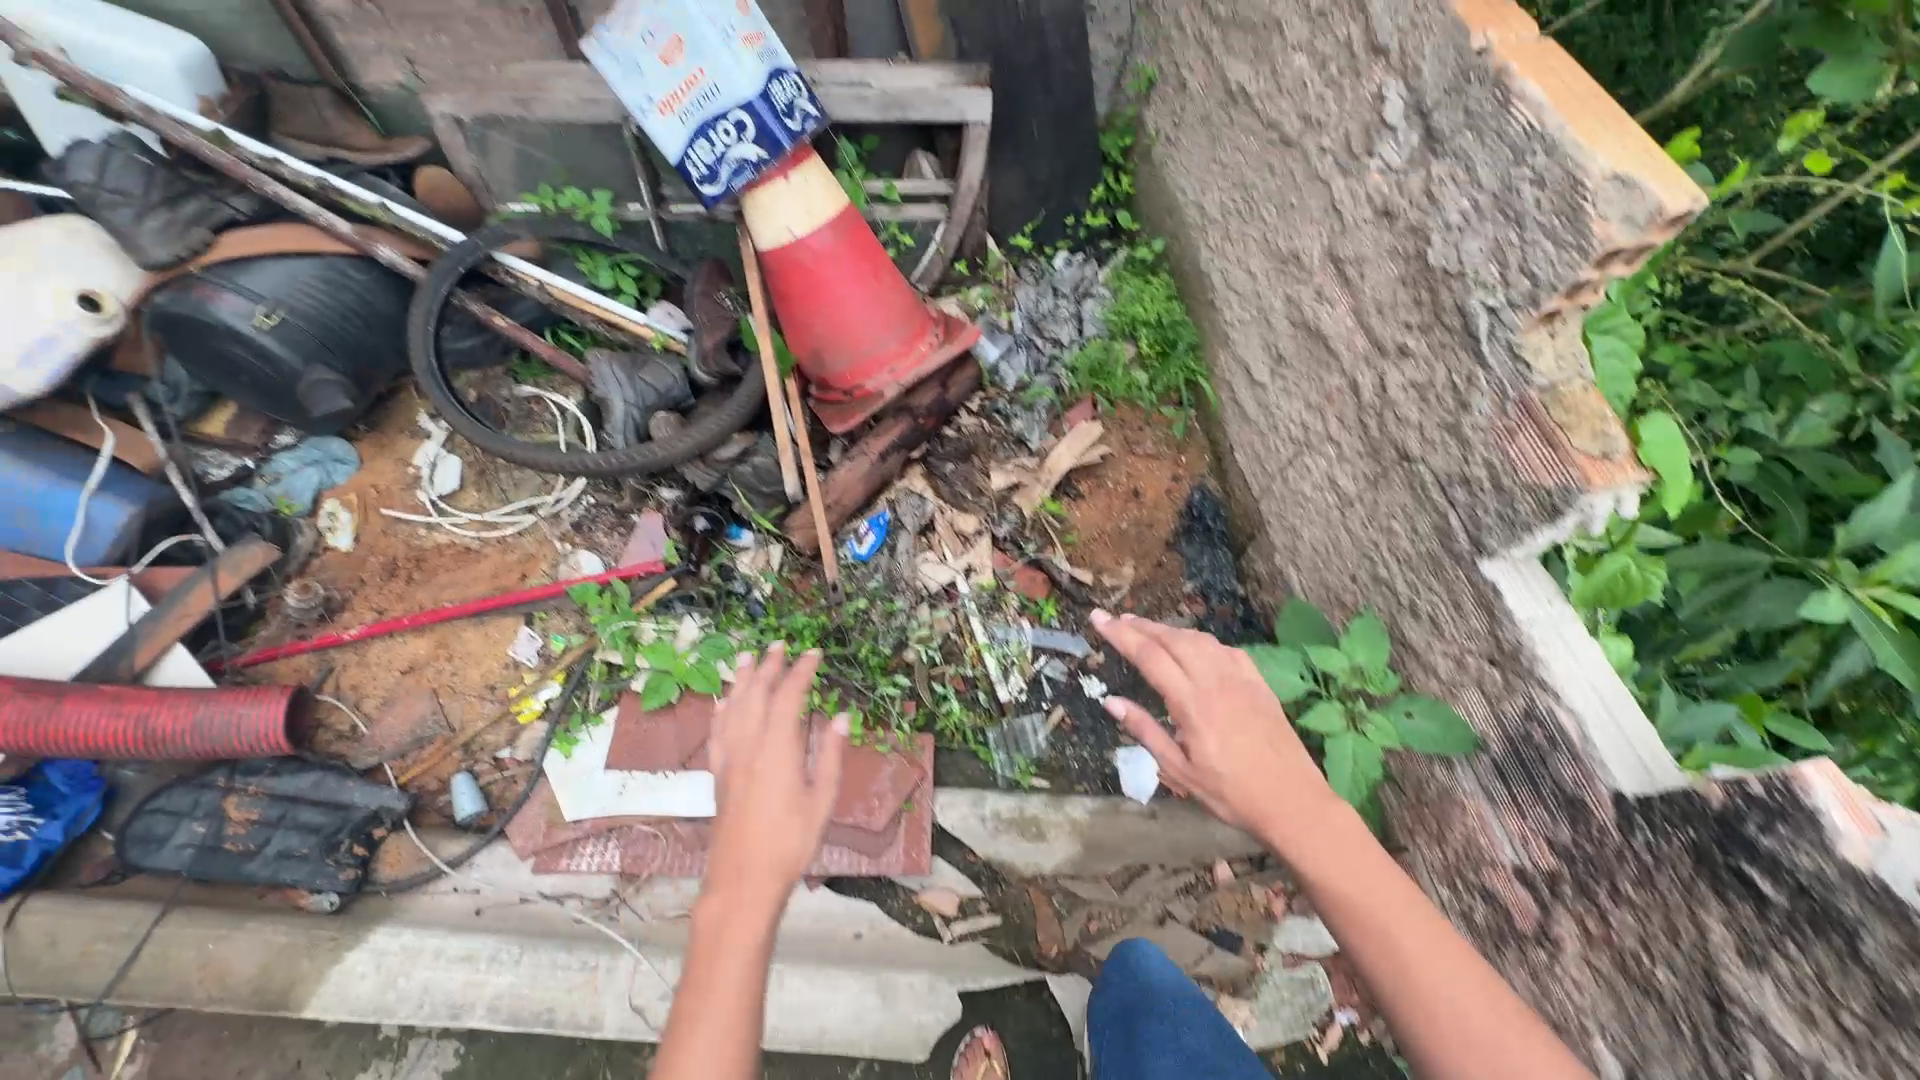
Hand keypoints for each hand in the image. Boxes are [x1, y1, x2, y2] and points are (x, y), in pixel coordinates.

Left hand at [704, 644, 847, 908]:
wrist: (743, 878)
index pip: (789, 696)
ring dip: (742, 679)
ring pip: (733, 707)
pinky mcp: (718, 774)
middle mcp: (749, 745)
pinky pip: (718, 731)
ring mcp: (729, 759)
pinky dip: (722, 709)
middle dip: (769, 666)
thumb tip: (839, 716)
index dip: (801, 671)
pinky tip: (723, 702)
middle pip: (757, 694)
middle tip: (780, 645)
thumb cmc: (791, 841)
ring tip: (747, 657)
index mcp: (777, 748)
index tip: (814, 654)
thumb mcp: (822, 799)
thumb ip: (830, 754)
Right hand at [1090, 610, 1340, 849]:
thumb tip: (1111, 701)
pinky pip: (1225, 650)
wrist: (1293, 801)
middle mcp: (1215, 681)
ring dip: (1170, 630)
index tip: (1098, 619)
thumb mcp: (1180, 771)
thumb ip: (1145, 731)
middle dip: (1141, 625)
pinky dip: (1201, 641)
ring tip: (1147, 630)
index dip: (1120, 634)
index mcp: (1192, 703)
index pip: (1148, 656)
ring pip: (1199, 639)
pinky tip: (1194, 647)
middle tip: (1116, 619)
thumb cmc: (1231, 794)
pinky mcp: (1259, 684)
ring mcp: (1241, 679)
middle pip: (1172, 639)